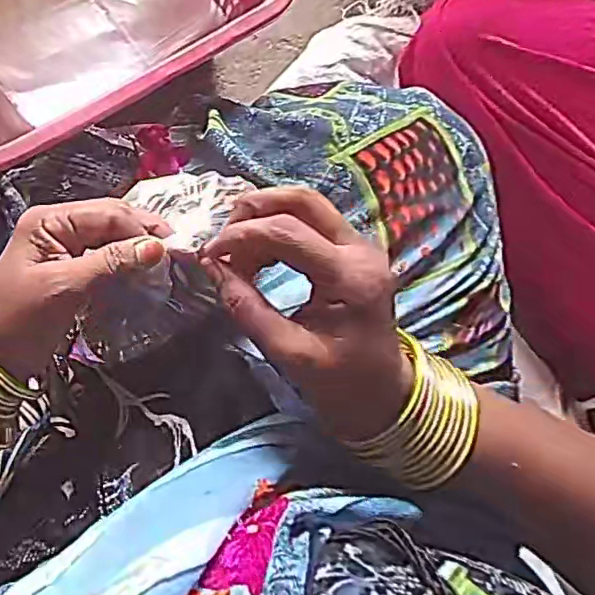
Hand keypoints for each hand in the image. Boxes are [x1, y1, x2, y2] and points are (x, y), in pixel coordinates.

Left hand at [0, 200, 170, 379]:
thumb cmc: (19, 319)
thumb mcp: (65, 287)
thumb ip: (109, 263)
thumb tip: (156, 247)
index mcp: (48, 220)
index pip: (105, 213)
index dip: (140, 227)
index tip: (171, 247)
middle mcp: (56, 225)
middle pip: (110, 219)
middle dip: (142, 233)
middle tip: (175, 252)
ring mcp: (63, 246)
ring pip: (110, 237)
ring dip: (136, 247)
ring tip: (164, 261)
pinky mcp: (70, 268)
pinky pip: (104, 256)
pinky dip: (124, 262)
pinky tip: (143, 270)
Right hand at [198, 187, 411, 440]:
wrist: (384, 395)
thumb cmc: (340, 381)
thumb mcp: (287, 351)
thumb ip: (247, 307)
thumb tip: (212, 267)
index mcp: (350, 277)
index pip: (287, 232)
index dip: (240, 236)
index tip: (210, 253)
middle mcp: (360, 250)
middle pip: (302, 200)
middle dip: (253, 209)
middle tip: (222, 237)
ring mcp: (360, 246)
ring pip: (305, 204)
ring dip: (263, 216)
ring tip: (236, 250)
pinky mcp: (351, 250)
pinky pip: (309, 221)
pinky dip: (275, 228)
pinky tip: (256, 255)